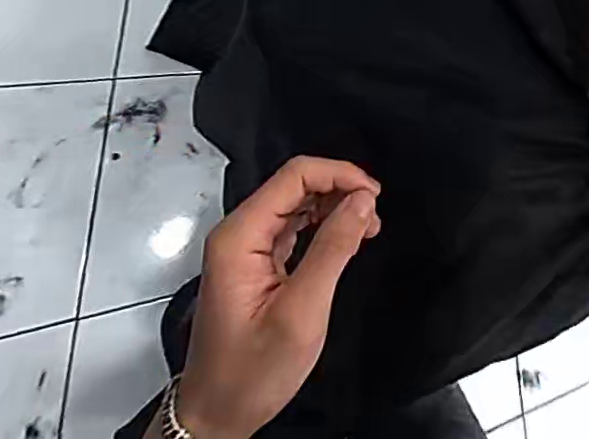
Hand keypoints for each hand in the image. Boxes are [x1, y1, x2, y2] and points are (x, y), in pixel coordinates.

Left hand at [171, 156, 382, 438]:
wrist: (214, 419)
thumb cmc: (252, 373)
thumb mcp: (301, 313)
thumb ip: (333, 249)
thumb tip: (363, 199)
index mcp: (240, 234)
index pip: (294, 175)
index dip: (337, 174)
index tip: (373, 194)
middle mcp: (239, 230)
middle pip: (295, 183)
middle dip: (339, 189)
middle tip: (374, 214)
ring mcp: (245, 244)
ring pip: (297, 200)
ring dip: (334, 205)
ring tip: (367, 226)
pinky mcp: (255, 258)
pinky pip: (293, 223)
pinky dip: (323, 223)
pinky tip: (345, 237)